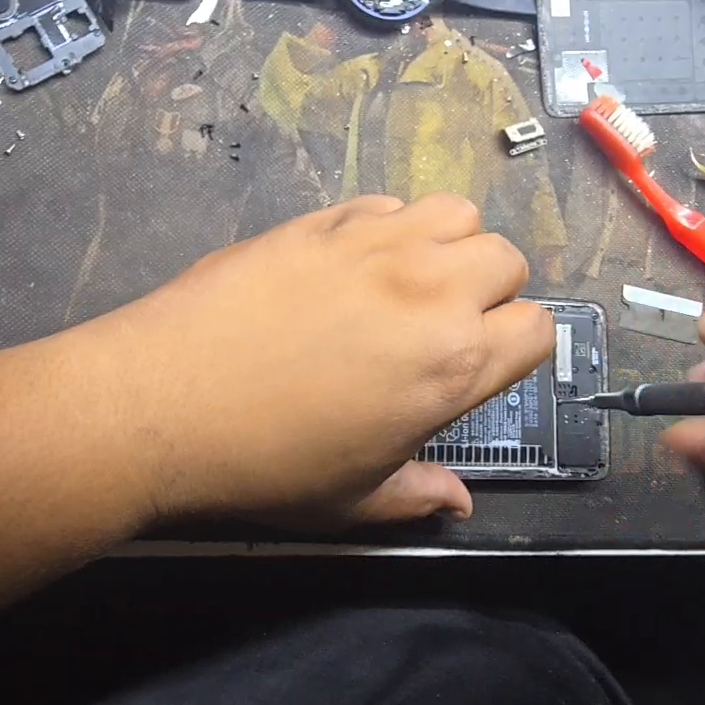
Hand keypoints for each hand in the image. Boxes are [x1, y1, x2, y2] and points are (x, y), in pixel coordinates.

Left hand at [77, 193, 551, 525]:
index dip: (515, 348)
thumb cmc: (266, 464)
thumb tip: (459, 502)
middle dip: (489, 289)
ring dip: (446, 243)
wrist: (166, 401)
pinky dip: (387, 224)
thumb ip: (419, 495)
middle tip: (440, 323)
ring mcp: (373, 244)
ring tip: (406, 279)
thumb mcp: (353, 502)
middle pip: (505, 258)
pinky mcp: (320, 220)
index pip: (538, 329)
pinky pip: (384, 202)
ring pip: (454, 212)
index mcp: (453, 362)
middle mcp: (428, 290)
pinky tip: (350, 260)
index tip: (480, 364)